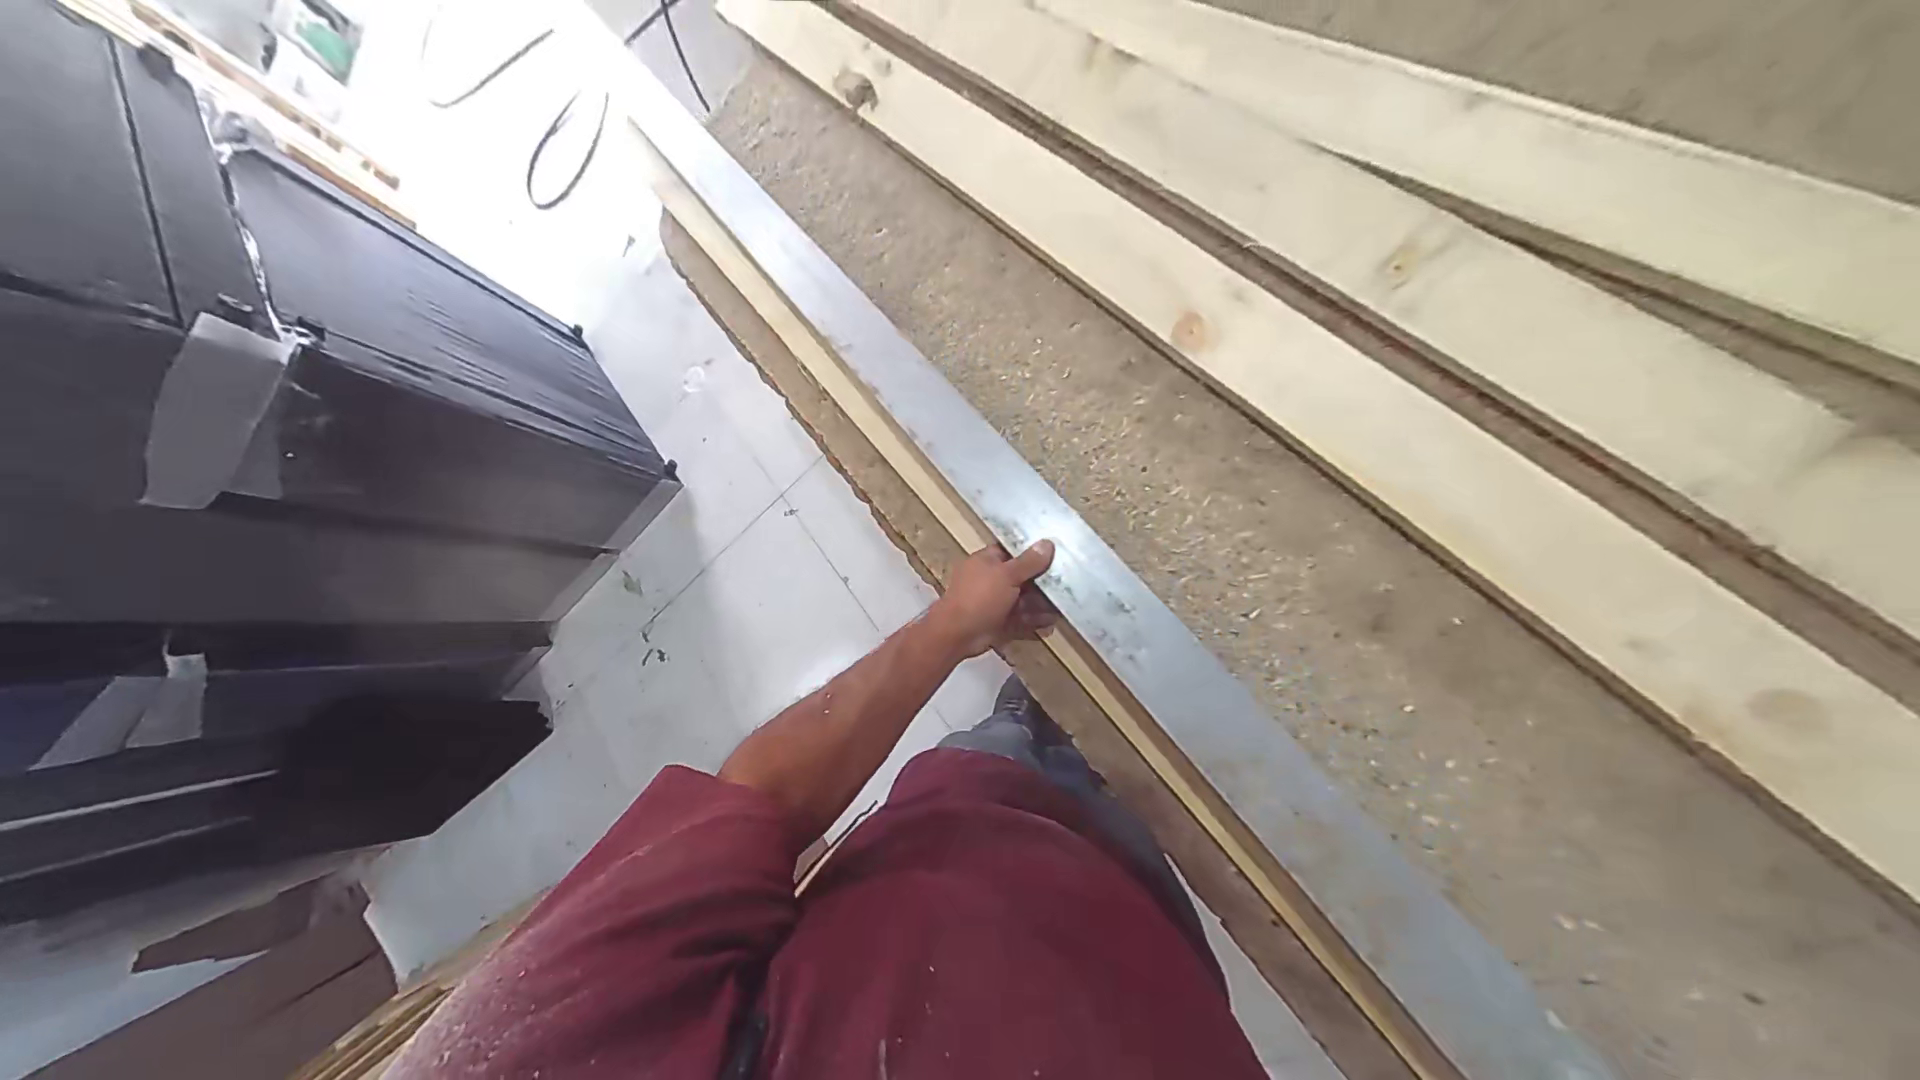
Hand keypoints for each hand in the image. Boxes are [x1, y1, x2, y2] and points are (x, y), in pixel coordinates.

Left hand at [929, 540, 1057, 658]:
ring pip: (1021, 600)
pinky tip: (1051, 622)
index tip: (1055, 553)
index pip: (1011, 551)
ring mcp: (993, 602)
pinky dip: (1034, 620)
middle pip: (1020, 577)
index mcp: (986, 561)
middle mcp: (990, 580)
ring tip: (1063, 606)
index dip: (1031, 552)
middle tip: (1067, 582)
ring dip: (1040, 604)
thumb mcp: (1006, 575)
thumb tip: (1047, 542)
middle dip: (1041, 582)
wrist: (957, 634)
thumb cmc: (980, 596)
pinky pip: (1019, 619)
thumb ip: (1028, 562)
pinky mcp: (997, 622)